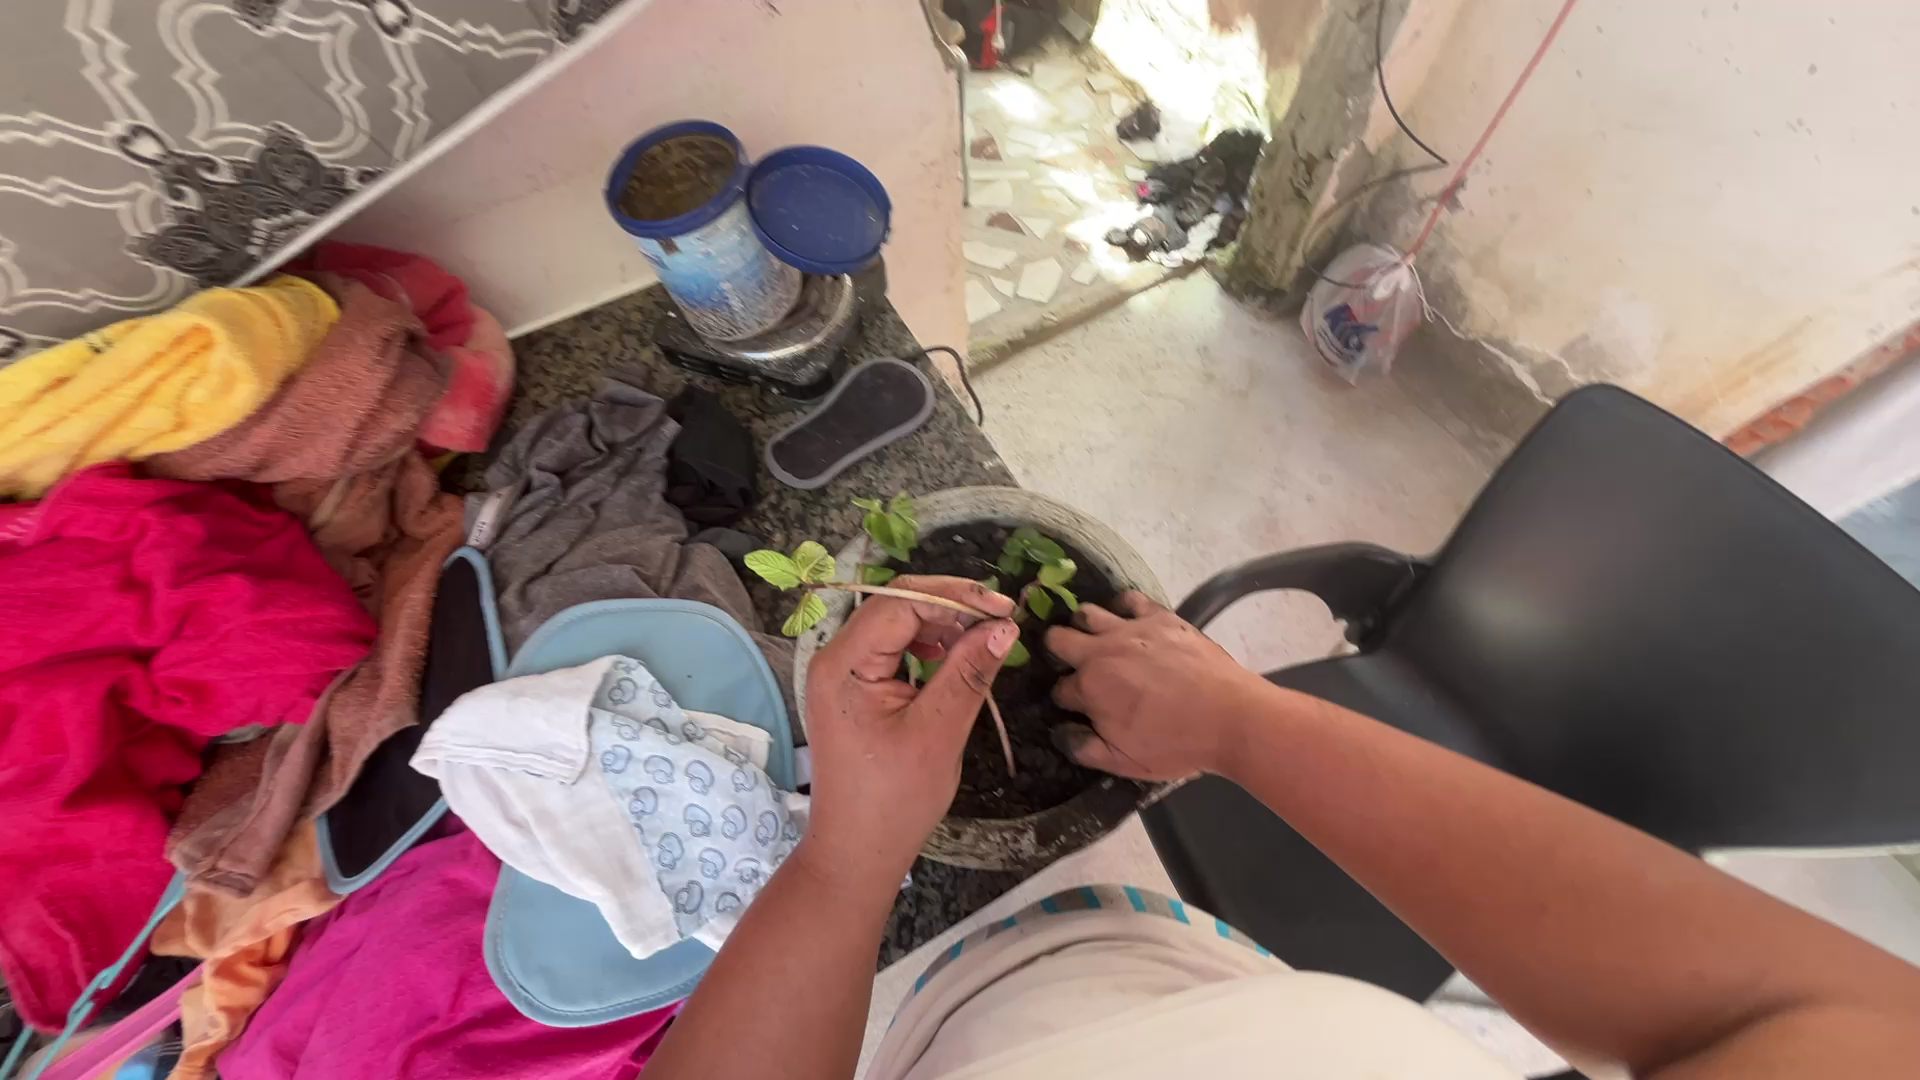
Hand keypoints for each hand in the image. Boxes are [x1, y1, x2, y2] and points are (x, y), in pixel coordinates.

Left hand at [801, 576, 1017, 884]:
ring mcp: (841, 671)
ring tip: (979, 636)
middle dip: (949, 605)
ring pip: (895, 622)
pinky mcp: (853, 686)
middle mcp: (834, 657)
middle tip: (998, 619)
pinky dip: (926, 643)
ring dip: (940, 622)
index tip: (1002, 609)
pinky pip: (891, 646)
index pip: (901, 603)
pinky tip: (949, 655)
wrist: (856, 852)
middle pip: (895, 605)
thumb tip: (1004, 626)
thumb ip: (969, 672)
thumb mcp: (939, 733)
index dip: (955, 597)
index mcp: (844, 664)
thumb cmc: (894, 801)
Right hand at [1045, 591, 1276, 780]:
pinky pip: (1129, 598)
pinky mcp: (1158, 616)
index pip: (1060, 689)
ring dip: (1084, 626)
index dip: (1066, 699)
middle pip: (1057, 639)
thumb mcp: (1125, 762)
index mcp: (1090, 688)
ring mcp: (1129, 629)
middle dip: (1058, 652)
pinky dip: (1123, 607)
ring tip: (1097, 639)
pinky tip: (1128, 620)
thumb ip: (1084, 748)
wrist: (1230, 717)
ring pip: (1086, 612)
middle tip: (1075, 665)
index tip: (1079, 706)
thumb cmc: (1176, 743)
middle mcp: (1101, 652)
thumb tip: (1061, 733)